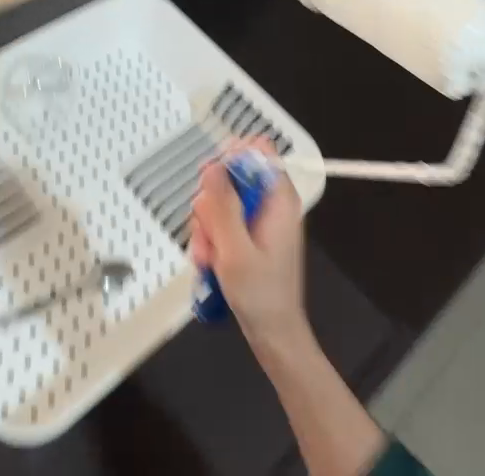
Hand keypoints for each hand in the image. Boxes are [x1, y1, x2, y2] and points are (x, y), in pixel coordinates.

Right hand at [188, 141, 309, 349]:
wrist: (272, 334)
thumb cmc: (260, 295)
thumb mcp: (235, 250)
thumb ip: (223, 206)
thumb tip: (213, 166)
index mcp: (279, 198)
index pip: (258, 150)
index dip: (231, 157)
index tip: (210, 180)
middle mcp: (269, 202)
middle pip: (230, 176)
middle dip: (209, 202)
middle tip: (206, 230)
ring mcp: (257, 219)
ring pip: (219, 201)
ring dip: (205, 226)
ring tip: (208, 256)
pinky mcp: (246, 235)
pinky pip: (219, 222)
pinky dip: (209, 239)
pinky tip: (208, 262)